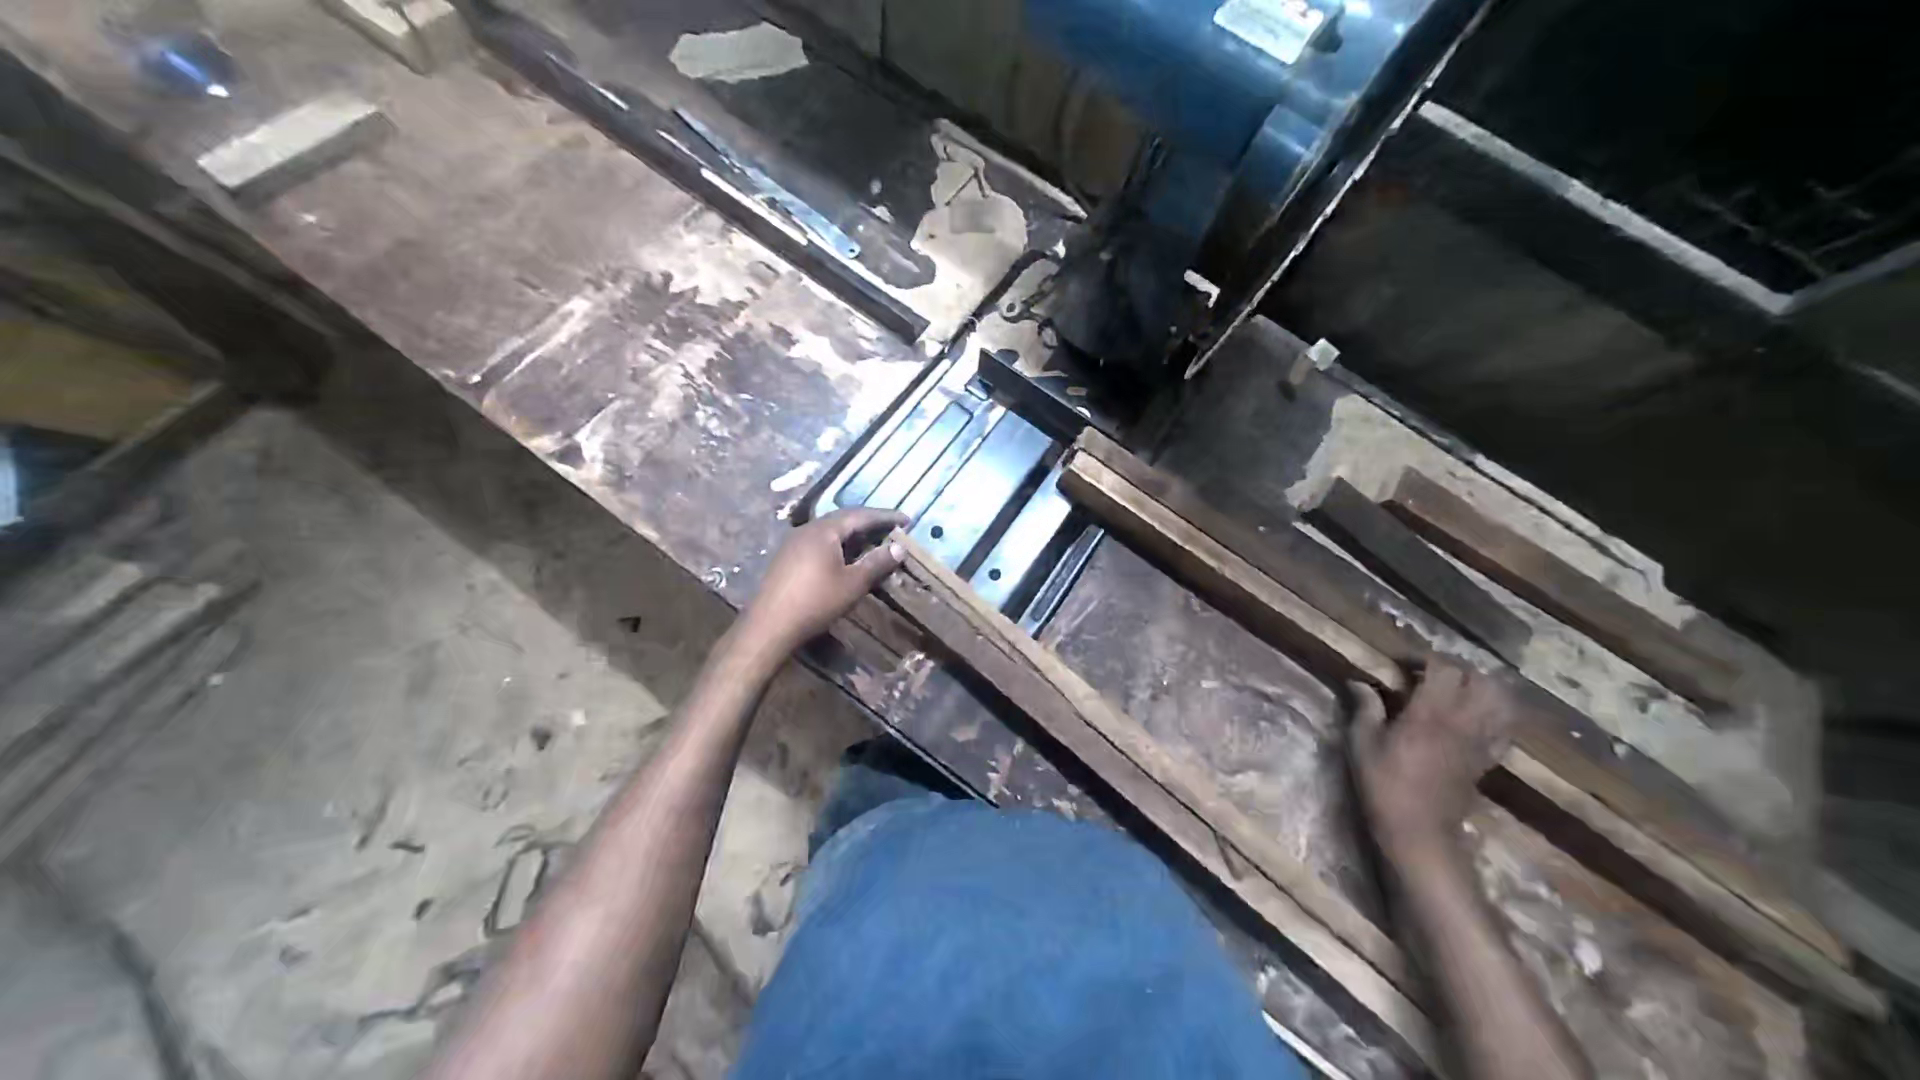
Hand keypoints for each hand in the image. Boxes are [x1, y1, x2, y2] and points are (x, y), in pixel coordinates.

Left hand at [736, 507, 908, 660]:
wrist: (769, 626)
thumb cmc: (816, 602)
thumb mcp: (853, 583)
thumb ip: (877, 562)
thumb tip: (900, 547)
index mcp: (824, 530)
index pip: (861, 515)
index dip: (886, 517)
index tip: (907, 520)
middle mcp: (807, 529)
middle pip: (844, 519)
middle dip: (870, 523)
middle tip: (893, 528)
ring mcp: (794, 543)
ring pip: (830, 531)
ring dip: (854, 534)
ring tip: (874, 541)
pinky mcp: (787, 559)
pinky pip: (819, 542)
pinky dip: (839, 545)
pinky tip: (846, 558)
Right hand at [1349, 662, 1518, 857]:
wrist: (1419, 830)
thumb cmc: (1384, 783)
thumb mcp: (1362, 743)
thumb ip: (1365, 708)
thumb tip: (1358, 682)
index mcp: (1430, 713)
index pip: (1444, 668)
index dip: (1424, 657)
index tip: (1402, 663)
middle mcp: (1464, 722)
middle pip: (1481, 679)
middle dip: (1457, 668)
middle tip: (1430, 672)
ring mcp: (1482, 741)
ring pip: (1502, 700)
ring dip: (1482, 687)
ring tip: (1457, 689)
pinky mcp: (1488, 758)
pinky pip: (1506, 727)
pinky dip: (1495, 713)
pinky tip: (1475, 715)